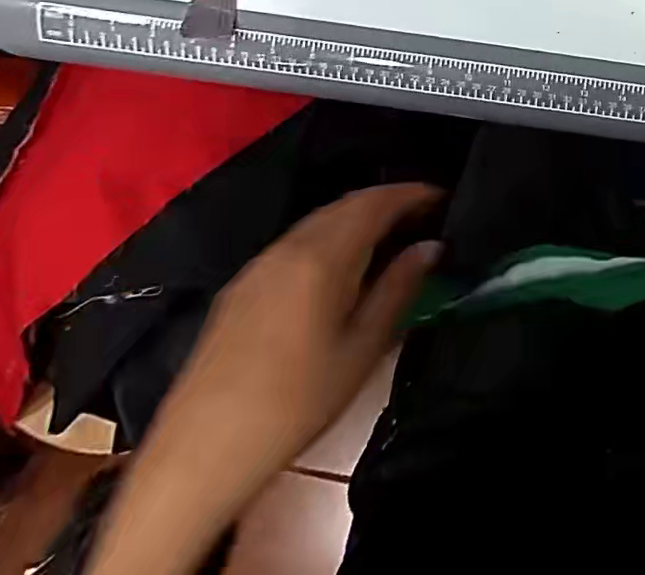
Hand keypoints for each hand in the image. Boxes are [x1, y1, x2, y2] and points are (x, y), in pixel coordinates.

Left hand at [87, 184, 442, 574]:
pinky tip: (341, 262)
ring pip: (318, 219)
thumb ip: (399, 288)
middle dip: (388, 200)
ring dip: (358, 215)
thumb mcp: (363, 348)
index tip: (443, 197)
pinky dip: (330, 234)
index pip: (375, 203)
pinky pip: (296, 239)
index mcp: (322, 257)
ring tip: (391, 234)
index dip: (412, 193)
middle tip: (424, 214)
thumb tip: (431, 247)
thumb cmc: (298, 402)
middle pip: (346, 203)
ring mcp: (259, 263)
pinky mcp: (241, 284)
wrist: (201, 451)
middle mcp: (288, 246)